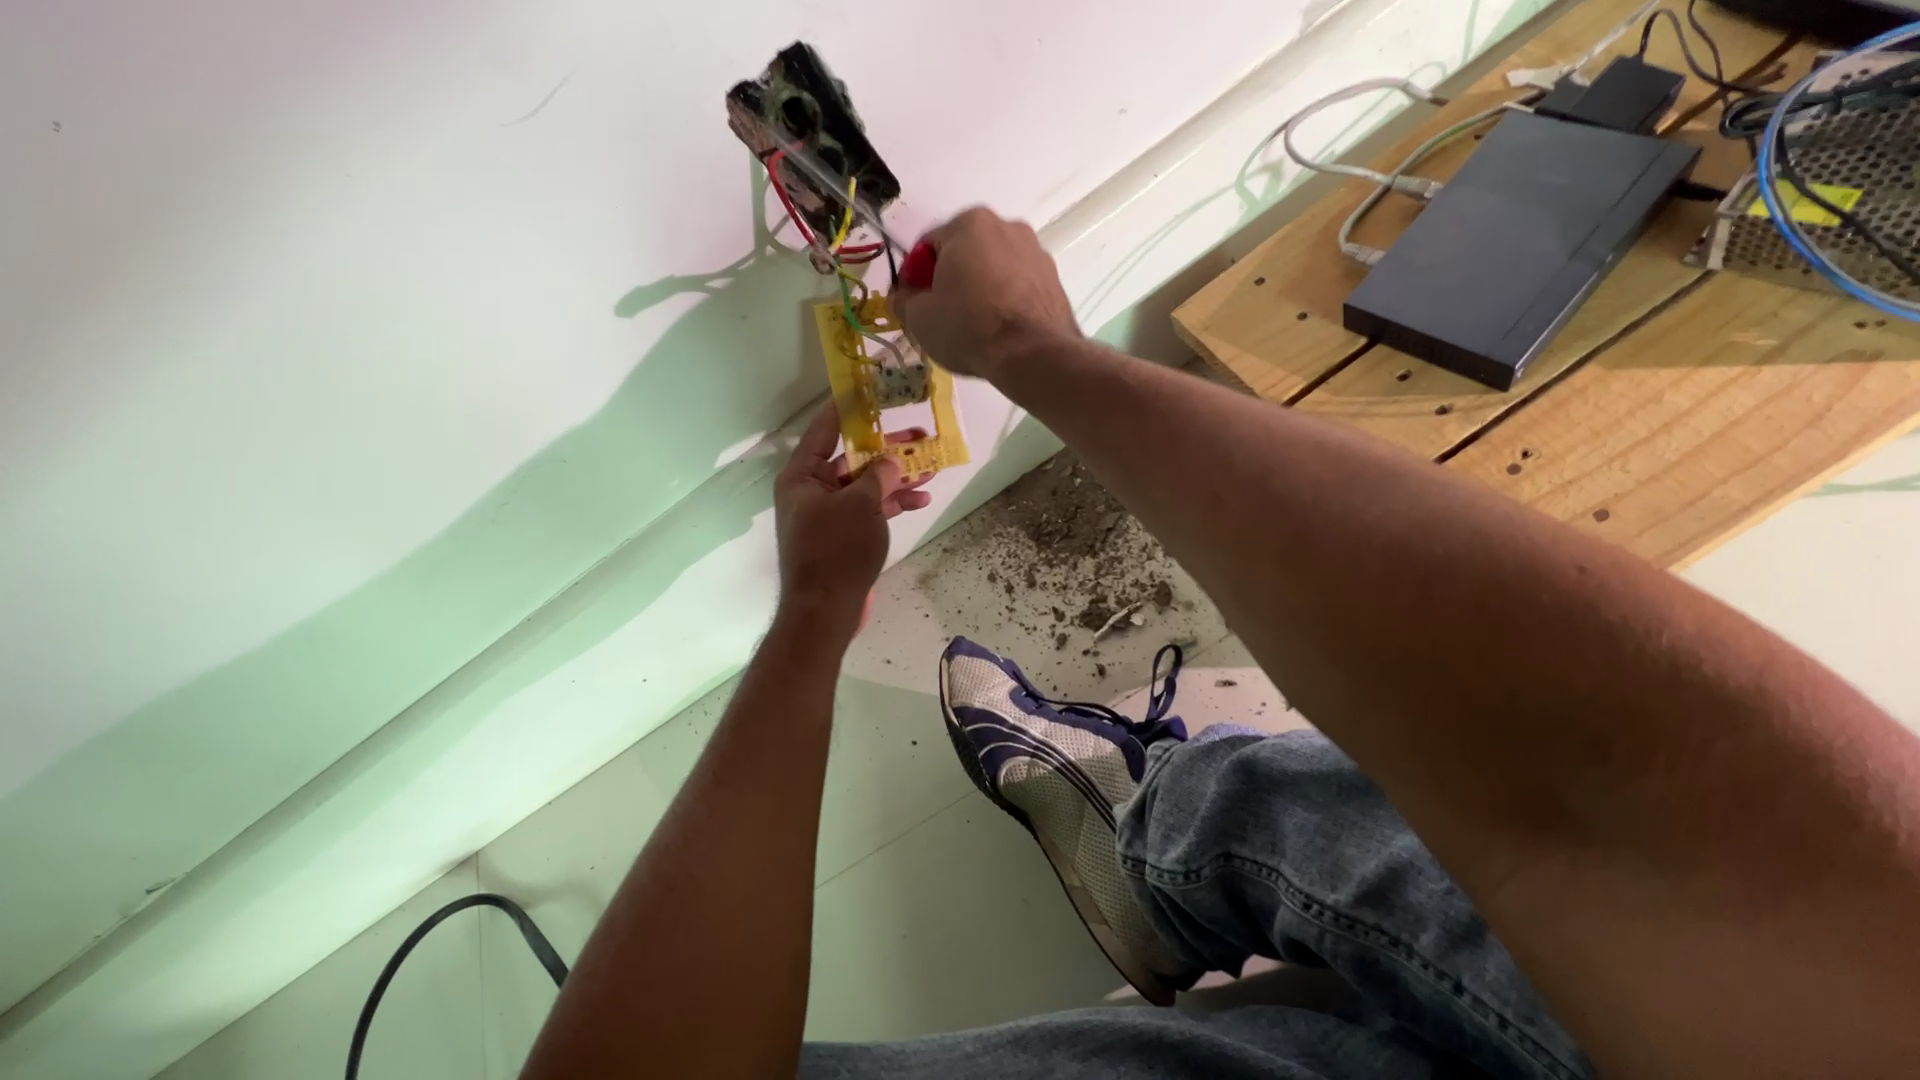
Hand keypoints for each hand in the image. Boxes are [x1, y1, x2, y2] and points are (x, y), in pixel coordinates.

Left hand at [774, 404, 931, 632]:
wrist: (826, 611)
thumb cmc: (836, 550)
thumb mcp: (862, 504)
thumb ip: (879, 475)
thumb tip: (893, 460)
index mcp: (801, 476)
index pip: (823, 429)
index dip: (847, 408)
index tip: (868, 389)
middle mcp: (810, 490)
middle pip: (851, 458)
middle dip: (887, 448)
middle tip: (919, 433)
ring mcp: (827, 514)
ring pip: (866, 484)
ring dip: (897, 476)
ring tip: (932, 466)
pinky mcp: (843, 536)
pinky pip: (869, 509)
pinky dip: (892, 503)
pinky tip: (921, 499)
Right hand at [892, 207, 1079, 379]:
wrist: (1032, 354)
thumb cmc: (968, 327)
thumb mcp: (920, 318)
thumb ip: (904, 300)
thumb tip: (903, 297)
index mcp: (969, 223)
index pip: (928, 246)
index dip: (915, 277)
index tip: (914, 305)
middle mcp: (1006, 226)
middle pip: (965, 253)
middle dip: (951, 279)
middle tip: (942, 315)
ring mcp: (1035, 251)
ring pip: (994, 268)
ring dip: (980, 288)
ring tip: (974, 326)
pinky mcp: (1054, 278)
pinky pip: (1018, 285)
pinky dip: (1006, 300)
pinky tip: (1000, 329)